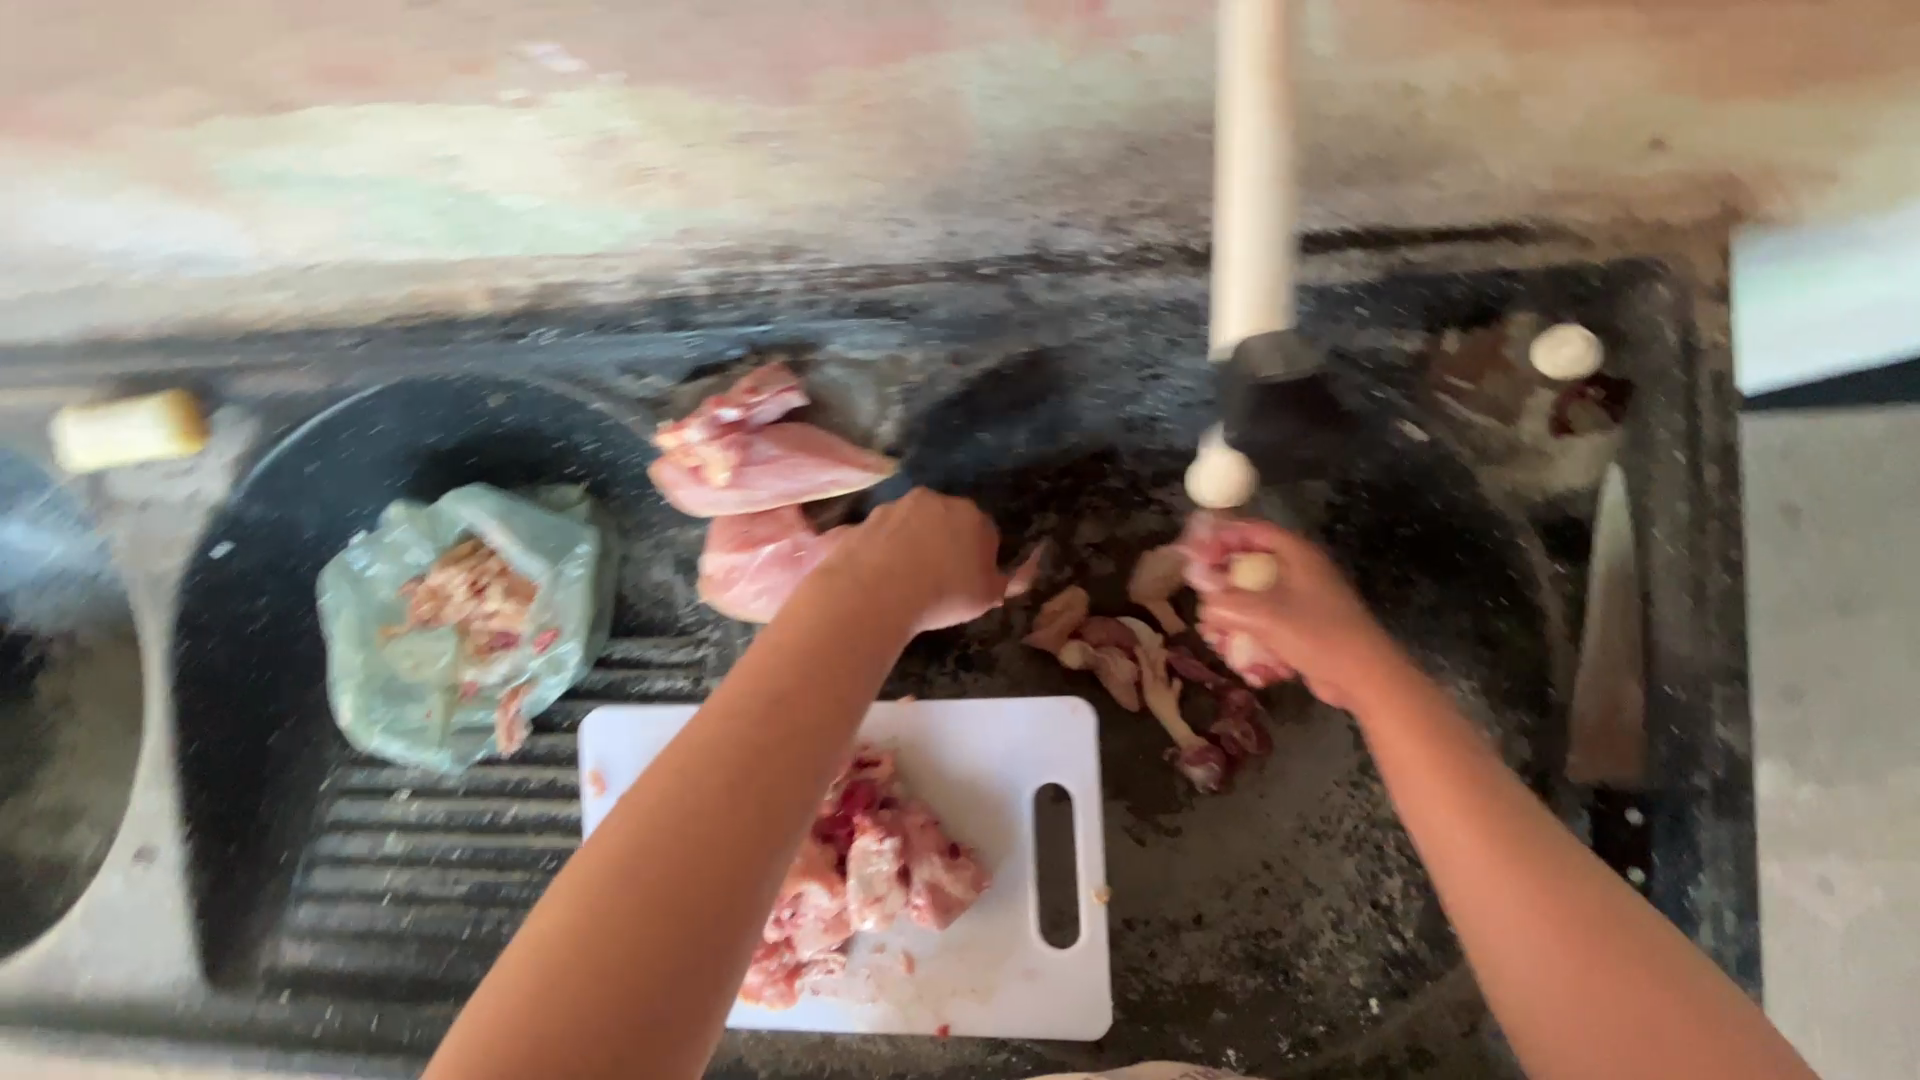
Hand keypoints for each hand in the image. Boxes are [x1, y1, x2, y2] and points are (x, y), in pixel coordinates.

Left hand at [817, 488, 1012, 632]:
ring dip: (908, 543)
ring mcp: (891, 509)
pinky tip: (873, 577)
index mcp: (970, 515)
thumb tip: (1010, 576)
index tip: (972, 580)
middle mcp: (931, 501)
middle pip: (944, 521)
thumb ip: (1003, 582)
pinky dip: (874, 552)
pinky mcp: (858, 524)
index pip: (985, 532)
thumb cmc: (943, 595)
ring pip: (906, 524)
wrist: (876, 595)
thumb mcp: (987, 598)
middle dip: (944, 542)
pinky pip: (872, 538)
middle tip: (939, 578)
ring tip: (903, 580)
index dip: (981, 558)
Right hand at [1180, 513, 1400, 709]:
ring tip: (1222, 646)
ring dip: (1234, 627)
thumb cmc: (1318, 634)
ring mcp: (1300, 601)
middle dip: (1222, 596)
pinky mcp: (1301, 629)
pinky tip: (1252, 669)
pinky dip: (1254, 645)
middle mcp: (1297, 572)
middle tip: (1206, 614)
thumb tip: (1204, 602)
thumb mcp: (1264, 615)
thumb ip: (1225, 603)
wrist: (1365, 678)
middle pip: (1245, 570)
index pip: (1249, 530)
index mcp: (1295, 554)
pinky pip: (1265, 628)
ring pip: (1252, 604)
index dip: (1219, 540)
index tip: (1196, 560)